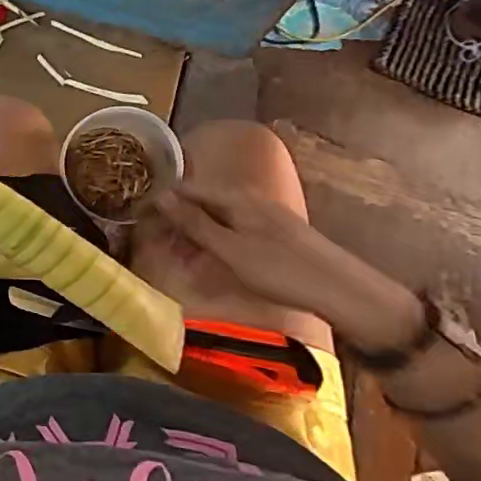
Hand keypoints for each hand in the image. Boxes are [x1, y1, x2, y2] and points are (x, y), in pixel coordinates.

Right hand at [151, 182, 425, 352]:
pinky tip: (209, 257)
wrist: (343, 291)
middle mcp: (249, 198)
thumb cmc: (281, 270)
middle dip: (174, 218)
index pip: (185, 188)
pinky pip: (231, 227)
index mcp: (236, 197)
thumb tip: (160, 197)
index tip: (137, 221)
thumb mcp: (229, 249)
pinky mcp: (273, 231)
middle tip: (155, 244)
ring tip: (177, 255)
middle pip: (200, 200)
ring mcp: (264, 214)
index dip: (159, 202)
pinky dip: (212, 239)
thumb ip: (194, 223)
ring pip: (215, 215)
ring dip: (192, 231)